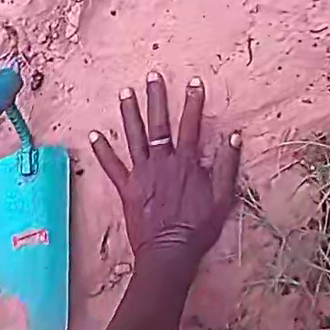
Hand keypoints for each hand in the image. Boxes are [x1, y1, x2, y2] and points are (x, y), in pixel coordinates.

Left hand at [89, 72, 240, 281]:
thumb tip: (234, 136)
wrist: (170, 253)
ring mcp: (142, 174)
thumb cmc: (199, 228)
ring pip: (135, 137)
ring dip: (130, 114)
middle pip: (159, 124)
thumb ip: (227, 164)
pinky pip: (112, 166)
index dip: (193, 102)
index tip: (194, 82)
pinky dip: (102, 150)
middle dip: (156, 98)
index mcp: (186, 162)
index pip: (191, 125)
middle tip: (152, 76)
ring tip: (125, 92)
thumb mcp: (223, 197)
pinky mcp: (127, 188)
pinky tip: (94, 134)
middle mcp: (162, 161)